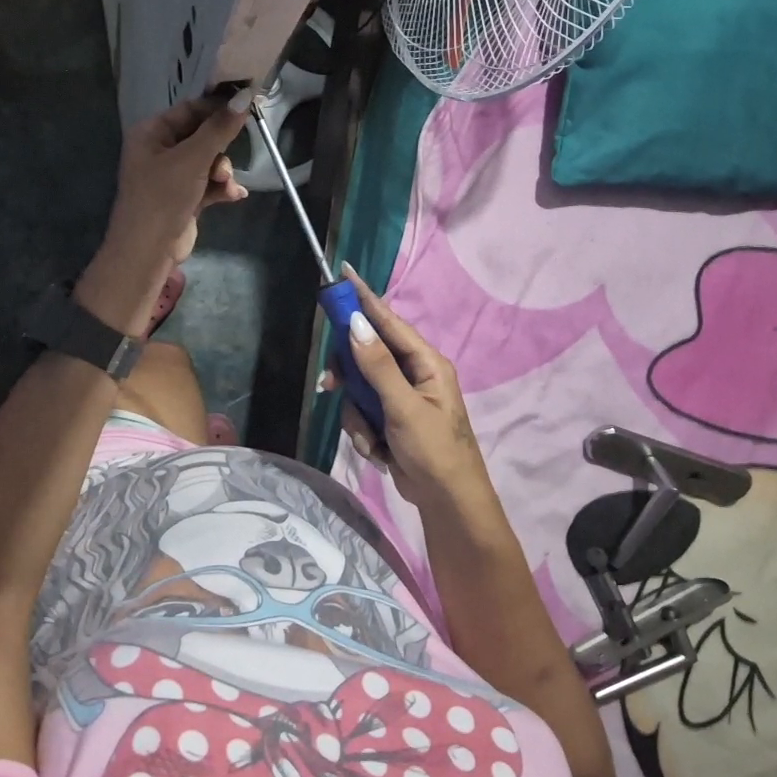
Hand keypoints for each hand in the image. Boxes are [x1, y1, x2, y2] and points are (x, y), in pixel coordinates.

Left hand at [77, 89, 250, 335]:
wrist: (147, 251)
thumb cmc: (163, 197)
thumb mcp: (192, 159)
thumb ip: (219, 129)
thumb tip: (245, 96)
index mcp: (151, 133)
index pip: (190, 109)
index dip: (218, 109)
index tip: (247, 108)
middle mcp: (159, 150)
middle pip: (202, 136)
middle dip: (220, 148)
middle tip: (228, 156)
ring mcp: (171, 176)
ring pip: (208, 161)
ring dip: (222, 171)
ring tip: (225, 183)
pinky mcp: (184, 198)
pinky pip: (209, 184)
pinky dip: (221, 188)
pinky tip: (234, 196)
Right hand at [334, 268, 491, 512]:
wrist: (447, 502)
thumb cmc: (434, 450)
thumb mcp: (404, 407)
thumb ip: (377, 366)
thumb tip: (356, 324)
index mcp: (425, 363)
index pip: (389, 321)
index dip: (364, 299)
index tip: (342, 274)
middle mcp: (413, 374)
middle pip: (365, 355)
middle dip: (348, 376)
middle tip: (329, 385)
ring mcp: (400, 398)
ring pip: (358, 389)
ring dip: (358, 416)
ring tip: (373, 440)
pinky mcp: (390, 420)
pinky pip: (361, 414)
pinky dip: (364, 433)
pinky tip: (379, 452)